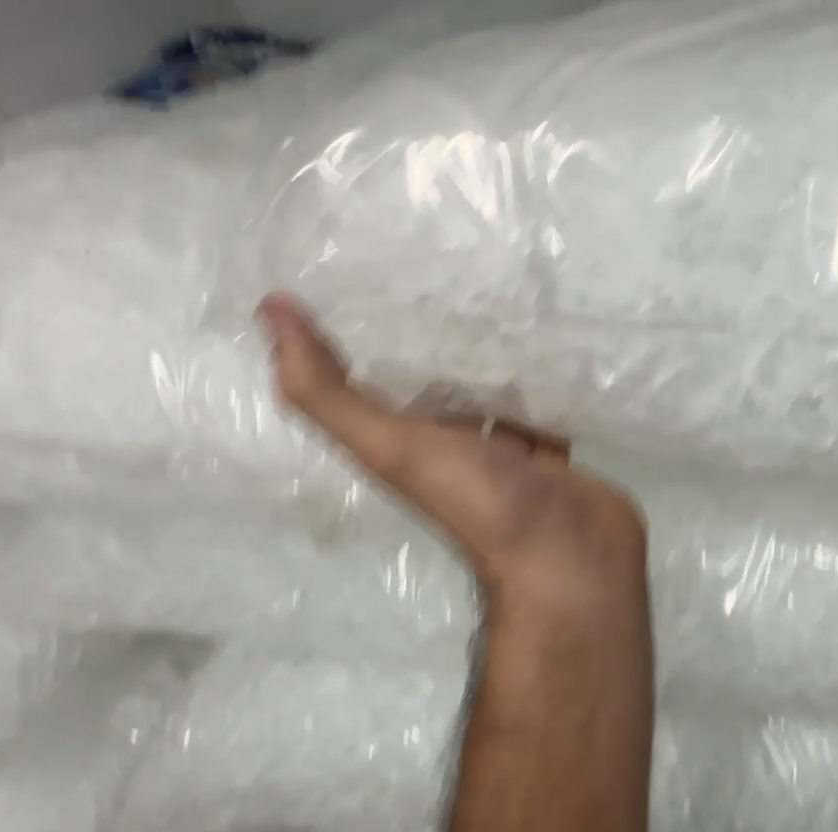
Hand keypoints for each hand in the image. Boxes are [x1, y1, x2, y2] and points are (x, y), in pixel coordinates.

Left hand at [258, 295, 648, 615]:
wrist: (569, 561)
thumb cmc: (481, 503)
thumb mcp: (391, 448)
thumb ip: (328, 391)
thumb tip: (269, 309)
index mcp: (405, 447)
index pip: (375, 380)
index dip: (364, 331)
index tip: (364, 268)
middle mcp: (452, 449)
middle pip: (439, 384)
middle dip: (438, 334)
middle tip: (442, 265)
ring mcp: (508, 456)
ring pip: (495, 394)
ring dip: (495, 354)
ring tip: (500, 287)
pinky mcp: (554, 458)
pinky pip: (546, 409)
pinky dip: (547, 381)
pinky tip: (552, 339)